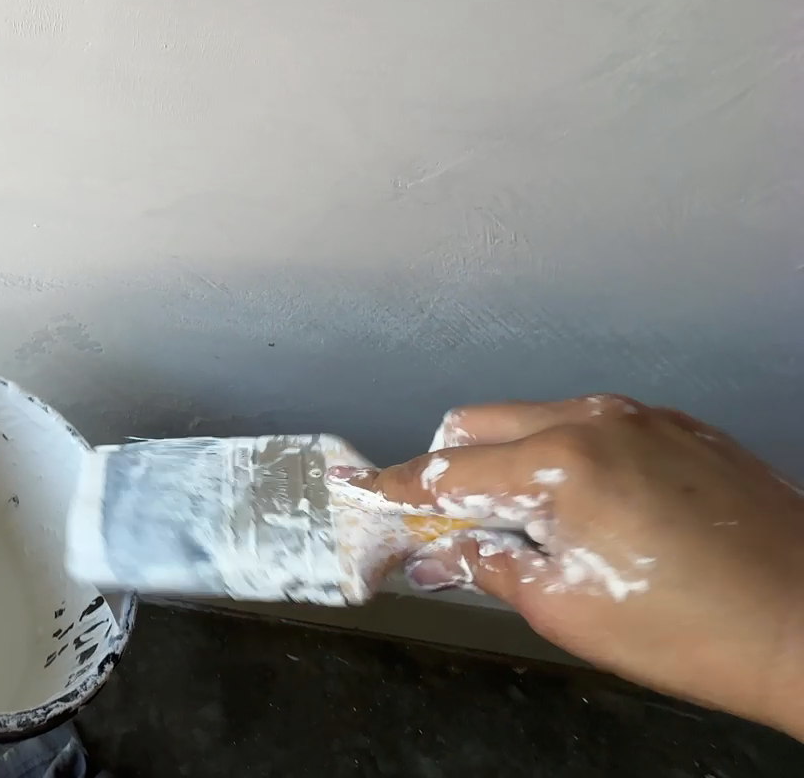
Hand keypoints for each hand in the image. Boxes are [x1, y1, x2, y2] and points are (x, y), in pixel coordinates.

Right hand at [347, 396, 803, 738]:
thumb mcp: (565, 608)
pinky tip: (597, 504)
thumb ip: (482, 564)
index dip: (397, 485)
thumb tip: (430, 553)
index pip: (448, 471)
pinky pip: (588, 425)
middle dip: (451, 465)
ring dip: (508, 458)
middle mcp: (593, 421)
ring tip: (539, 515)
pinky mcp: (681, 427)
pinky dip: (563, 454)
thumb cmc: (695, 634)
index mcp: (560, 463)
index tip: (356, 484)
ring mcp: (643, 417)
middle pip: (475, 424)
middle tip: (462, 516)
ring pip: (528, 418)